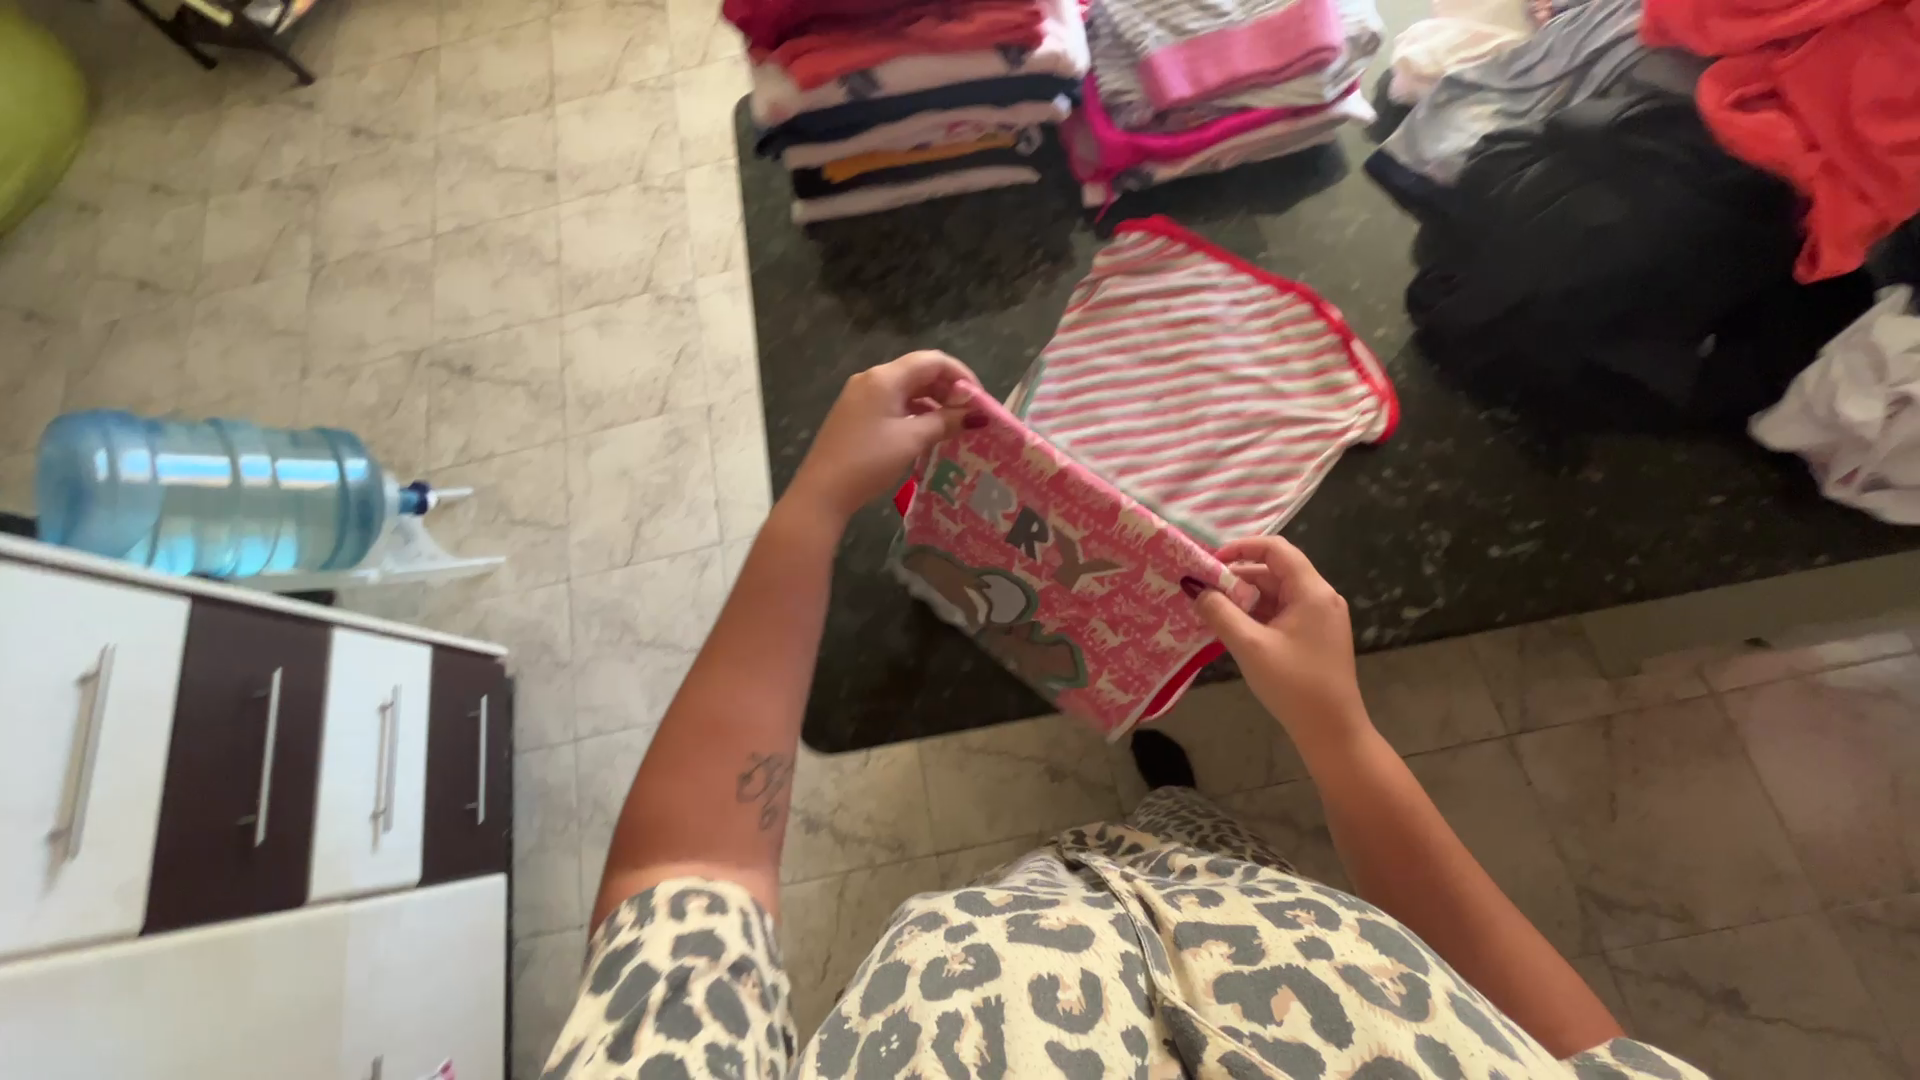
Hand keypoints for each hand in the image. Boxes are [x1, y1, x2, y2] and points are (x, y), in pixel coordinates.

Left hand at [787, 351, 980, 524]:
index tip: (979, 400)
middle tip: (969, 415)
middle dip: (948, 389)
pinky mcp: (856, 414)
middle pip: (919, 372)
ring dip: (933, 402)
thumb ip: (945, 422)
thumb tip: (974, 415)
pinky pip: (893, 403)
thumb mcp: (912, 440)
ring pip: (907, 389)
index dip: (961, 376)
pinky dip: (915, 412)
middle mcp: (872, 379)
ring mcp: (861, 396)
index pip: (932, 361)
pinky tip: (928, 431)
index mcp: (885, 377)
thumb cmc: (870, 461)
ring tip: (953, 426)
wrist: (822, 491)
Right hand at [1192, 536, 1371, 746]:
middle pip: (1275, 570)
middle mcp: (1320, 597)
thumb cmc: (1293, 684)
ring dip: (1246, 597)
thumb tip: (1195, 588)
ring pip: (1277, 592)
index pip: (1276, 549)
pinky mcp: (1316, 636)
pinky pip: (1283, 611)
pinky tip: (1235, 628)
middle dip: (1238, 576)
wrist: (1332, 731)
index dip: (1242, 548)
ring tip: (1215, 610)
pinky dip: (1258, 613)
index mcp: (1312, 591)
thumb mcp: (1249, 646)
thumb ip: (1219, 612)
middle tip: (1205, 590)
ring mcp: (1321, 617)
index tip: (1211, 563)